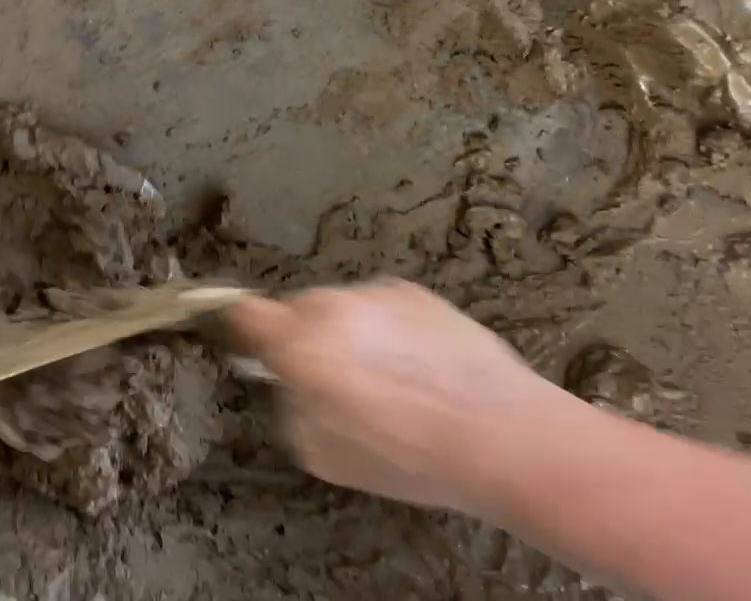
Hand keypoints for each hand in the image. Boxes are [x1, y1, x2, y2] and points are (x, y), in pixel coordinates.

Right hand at [229, 278, 568, 514]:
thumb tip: (289, 385)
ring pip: (340, 307)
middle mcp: (327, 307)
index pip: (240, 312)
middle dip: (303, 336)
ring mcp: (374, 295)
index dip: (239, 328)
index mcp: (295, 343)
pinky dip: (387, 327)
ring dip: (348, 331)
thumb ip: (289, 406)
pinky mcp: (416, 294)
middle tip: (332, 376)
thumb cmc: (409, 457)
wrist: (511, 442)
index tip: (251, 346)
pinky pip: (382, 306)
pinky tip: (419, 366)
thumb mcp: (321, 450)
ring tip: (388, 376)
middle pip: (293, 309)